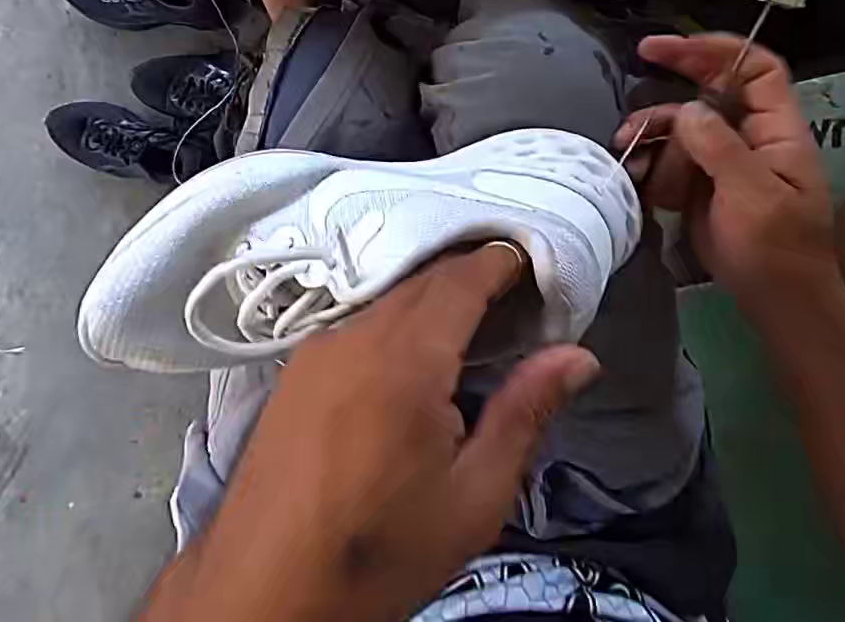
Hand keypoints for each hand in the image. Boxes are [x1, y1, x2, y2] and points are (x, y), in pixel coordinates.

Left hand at [139, 244, 600, 621]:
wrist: (266, 585)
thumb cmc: (380, 549)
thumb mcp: (474, 495)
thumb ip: (525, 412)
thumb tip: (577, 357)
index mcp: (405, 358)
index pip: (458, 282)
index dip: (495, 262)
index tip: (526, 259)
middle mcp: (356, 335)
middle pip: (422, 283)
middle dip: (466, 276)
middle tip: (508, 292)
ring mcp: (319, 346)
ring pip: (387, 299)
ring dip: (428, 298)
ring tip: (466, 324)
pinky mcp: (296, 365)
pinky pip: (357, 321)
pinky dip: (393, 320)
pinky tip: (407, 355)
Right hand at [612, 35, 836, 300]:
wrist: (775, 301)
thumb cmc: (777, 250)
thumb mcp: (754, 198)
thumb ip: (721, 148)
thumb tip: (688, 109)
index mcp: (777, 131)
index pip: (756, 69)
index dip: (716, 49)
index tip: (670, 48)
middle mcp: (749, 135)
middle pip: (710, 88)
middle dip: (674, 80)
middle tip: (639, 60)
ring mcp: (721, 157)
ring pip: (680, 124)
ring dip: (654, 133)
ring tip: (629, 151)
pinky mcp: (699, 179)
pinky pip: (668, 155)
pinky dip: (650, 162)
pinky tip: (639, 178)